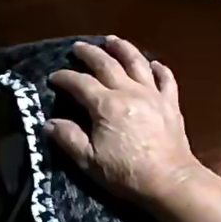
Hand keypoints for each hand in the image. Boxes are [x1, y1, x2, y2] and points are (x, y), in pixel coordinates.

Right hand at [47, 38, 204, 205]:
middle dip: (90, 54)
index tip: (53, 77)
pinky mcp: (170, 104)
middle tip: (78, 47)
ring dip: (123, 49)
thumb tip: (49, 123)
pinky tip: (154, 64)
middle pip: (107, 64)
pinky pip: (166, 79)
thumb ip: (69, 139)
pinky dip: (159, 69)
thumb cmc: (126, 173)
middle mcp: (129, 92)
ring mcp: (153, 95)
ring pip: (137, 63)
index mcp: (106, 105)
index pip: (80, 83)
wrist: (169, 181)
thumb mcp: (89, 161)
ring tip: (112, 40)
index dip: (65, 78)